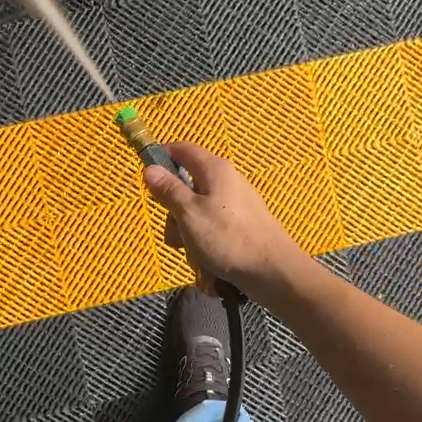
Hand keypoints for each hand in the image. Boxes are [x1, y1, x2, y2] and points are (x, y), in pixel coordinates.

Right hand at [143, 142, 312, 301]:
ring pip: (198, 214)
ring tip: (197, 257)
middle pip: (188, 188)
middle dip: (175, 214)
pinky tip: (210, 267)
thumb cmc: (227, 238)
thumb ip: (168, 190)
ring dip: (190, 236)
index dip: (161, 159)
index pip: (182, 150)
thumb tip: (150, 168)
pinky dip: (207, 246)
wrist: (273, 272)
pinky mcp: (242, 225)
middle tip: (175, 235)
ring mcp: (236, 204)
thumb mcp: (189, 214)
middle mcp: (227, 181)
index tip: (147, 181)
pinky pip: (214, 230)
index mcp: (215, 170)